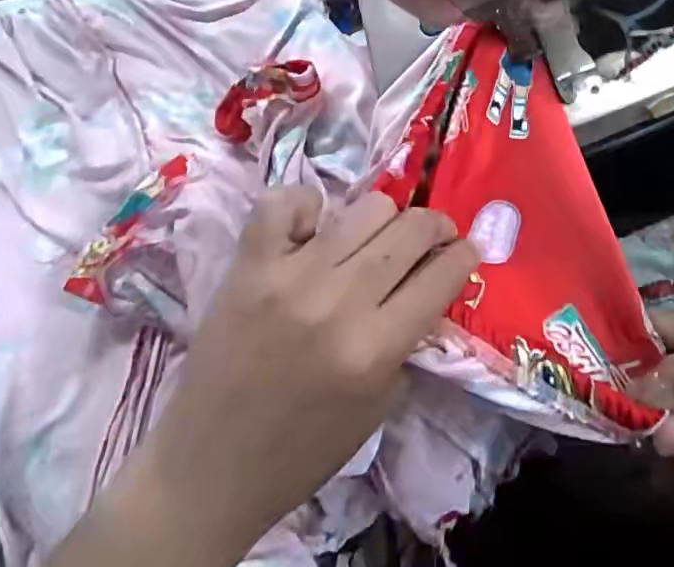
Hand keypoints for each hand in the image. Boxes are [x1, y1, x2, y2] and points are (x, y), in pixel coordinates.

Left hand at [51, 188, 477, 566]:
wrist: (207, 471)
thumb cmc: (306, 447)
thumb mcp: (382, 401)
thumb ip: (413, 336)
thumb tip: (434, 279)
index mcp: (376, 347)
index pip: (445, 272)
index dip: (466, 254)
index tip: (464, 252)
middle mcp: (338, 303)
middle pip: (413, 228)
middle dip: (437, 228)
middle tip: (430, 240)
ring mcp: (289, 278)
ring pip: (367, 207)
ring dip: (385, 219)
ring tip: (373, 240)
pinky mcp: (247, 267)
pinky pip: (284, 202)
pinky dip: (307, 207)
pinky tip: (312, 231)